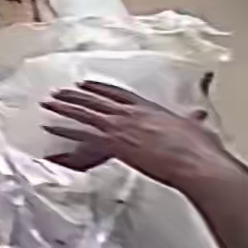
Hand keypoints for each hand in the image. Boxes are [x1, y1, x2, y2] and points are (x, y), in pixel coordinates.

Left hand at [41, 80, 247, 189]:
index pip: (118, 93)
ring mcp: (118, 127)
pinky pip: (81, 137)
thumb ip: (191, 120)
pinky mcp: (112, 143)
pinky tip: (50, 129)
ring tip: (47, 103)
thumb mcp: (196, 128)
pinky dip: (64, 133)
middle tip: (57, 91)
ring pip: (83, 114)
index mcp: (148, 108)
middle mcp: (129, 114)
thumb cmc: (201, 150)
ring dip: (62, 108)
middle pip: (94, 100)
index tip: (85, 83)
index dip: (99, 87)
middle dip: (73, 95)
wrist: (197, 164)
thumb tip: (198, 115)